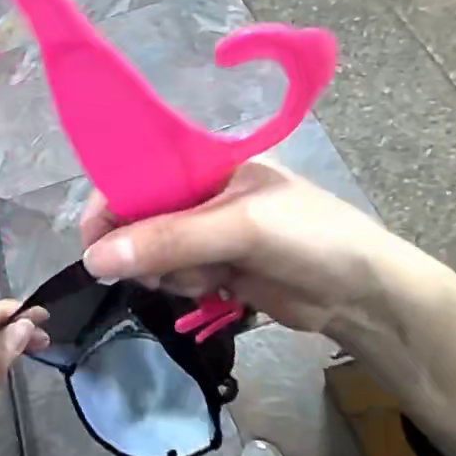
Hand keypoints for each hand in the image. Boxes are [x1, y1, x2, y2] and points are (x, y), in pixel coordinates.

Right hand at [80, 160, 400, 334]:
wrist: (362, 295)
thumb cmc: (310, 238)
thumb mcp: (240, 228)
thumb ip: (169, 240)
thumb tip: (94, 259)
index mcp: (207, 160)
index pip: (139, 170)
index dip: (111, 202)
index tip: (93, 243)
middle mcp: (201, 190)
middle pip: (139, 214)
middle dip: (141, 246)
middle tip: (157, 271)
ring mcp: (206, 231)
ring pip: (152, 251)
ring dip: (167, 271)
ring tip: (205, 276)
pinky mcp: (214, 265)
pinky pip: (173, 274)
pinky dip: (182, 284)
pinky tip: (214, 287)